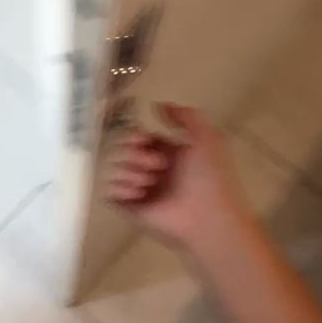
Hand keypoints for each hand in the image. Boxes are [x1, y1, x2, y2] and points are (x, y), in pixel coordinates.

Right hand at [105, 104, 250, 248]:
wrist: (210, 217)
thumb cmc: (211, 177)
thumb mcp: (207, 137)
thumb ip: (186, 116)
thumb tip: (157, 105)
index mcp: (167, 152)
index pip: (138, 137)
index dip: (136, 136)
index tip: (142, 140)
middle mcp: (152, 169)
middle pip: (122, 151)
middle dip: (133, 154)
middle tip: (155, 167)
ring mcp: (141, 189)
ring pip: (114, 169)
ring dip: (128, 171)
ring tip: (148, 184)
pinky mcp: (132, 209)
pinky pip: (110, 193)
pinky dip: (120, 189)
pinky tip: (138, 193)